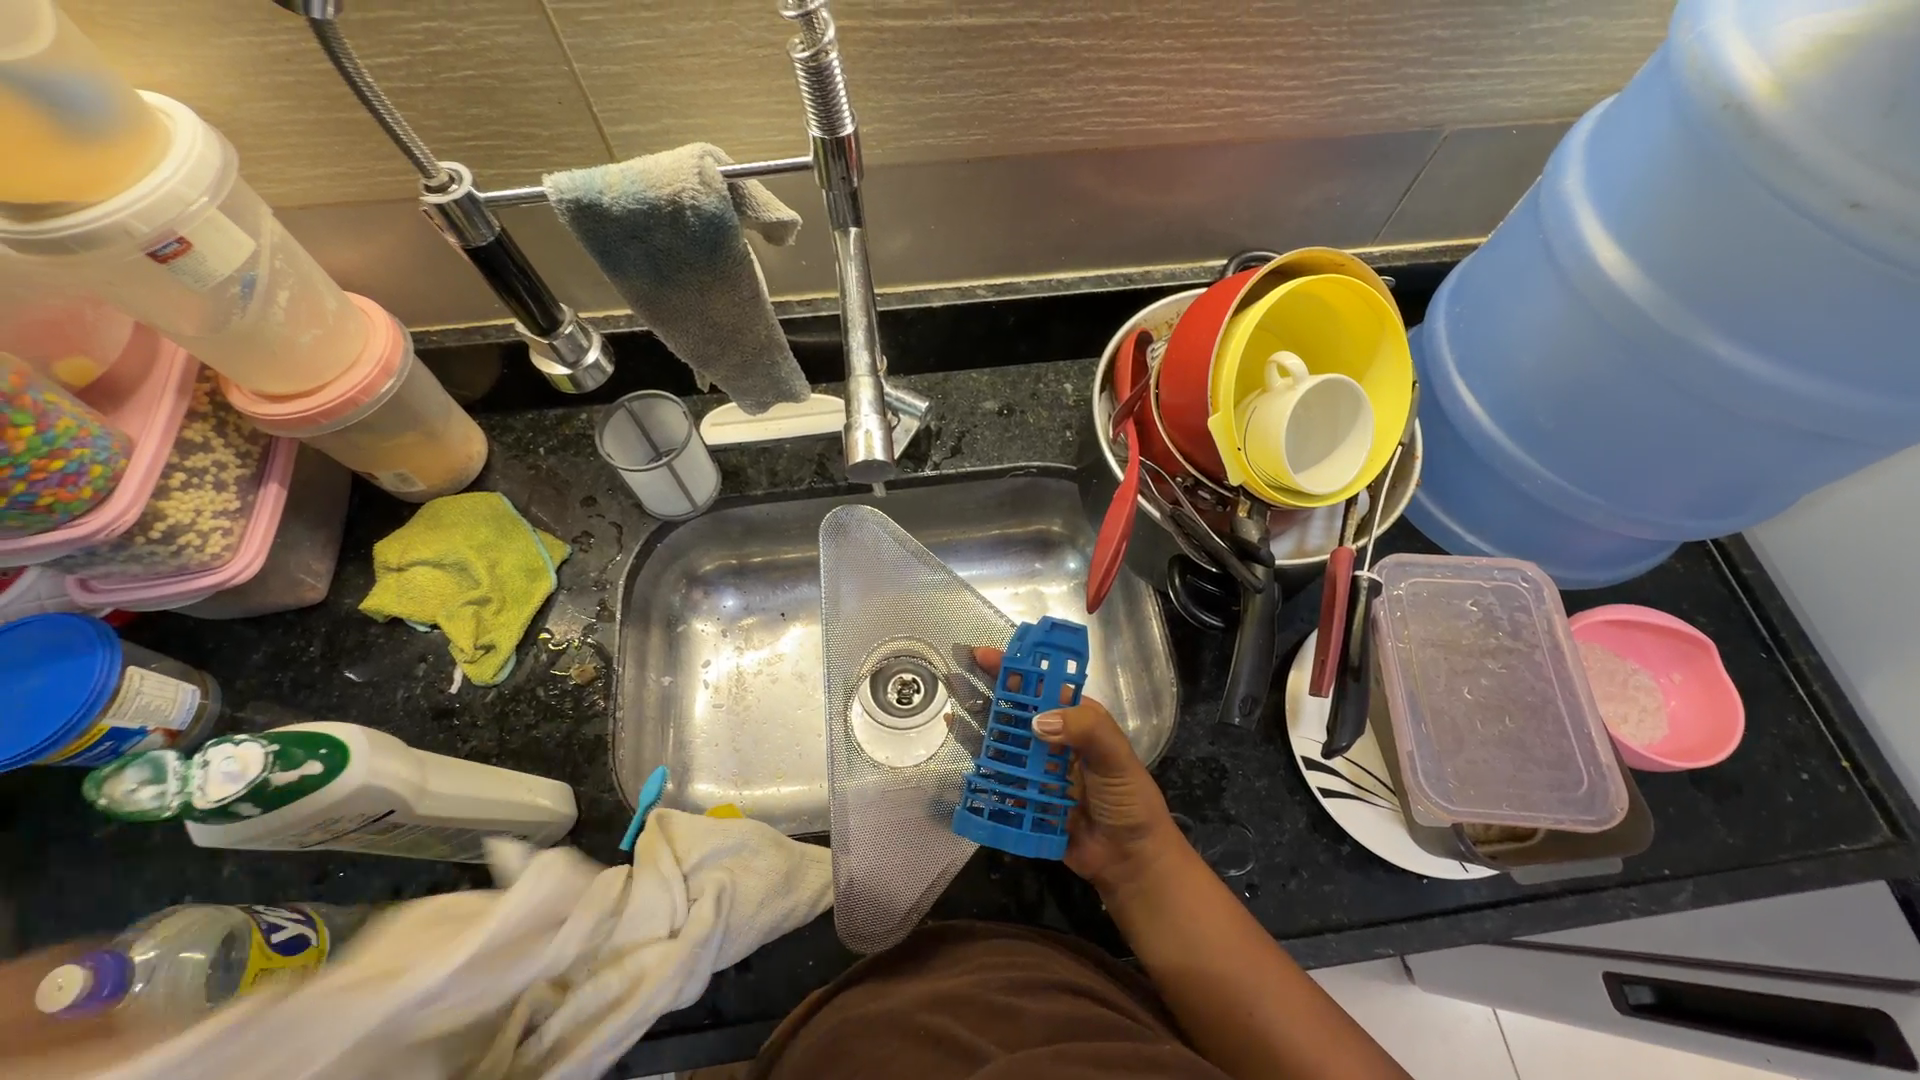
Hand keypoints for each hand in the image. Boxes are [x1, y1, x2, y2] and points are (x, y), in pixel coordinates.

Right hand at [973, 647, 1184, 894]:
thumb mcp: (1116, 756)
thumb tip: (1037, 722)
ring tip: (952, 715)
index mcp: (1078, 721)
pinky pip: (1000, 782)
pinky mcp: (1028, 800)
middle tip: (957, 680)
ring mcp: (1039, 771)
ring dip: (980, 729)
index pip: (1042, 686)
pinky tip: (963, 762)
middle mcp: (1055, 741)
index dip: (1015, 668)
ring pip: (1004, 744)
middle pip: (1017, 712)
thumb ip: (1085, 730)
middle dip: (989, 694)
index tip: (984, 655)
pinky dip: (980, 770)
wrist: (1129, 859)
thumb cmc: (1128, 800)